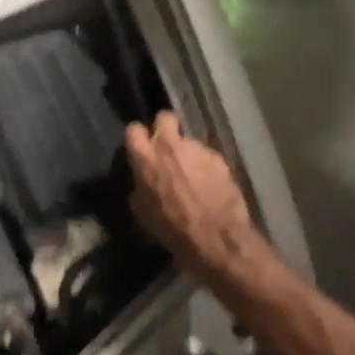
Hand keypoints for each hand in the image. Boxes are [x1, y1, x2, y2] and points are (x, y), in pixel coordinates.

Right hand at [126, 112, 262, 276]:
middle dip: (164, 127)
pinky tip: (210, 185)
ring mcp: (197, 150)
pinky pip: (208, 158)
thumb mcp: (141, 210)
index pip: (134, 128)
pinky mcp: (220, 160)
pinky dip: (206, 167)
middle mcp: (170, 145)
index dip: (137, 137)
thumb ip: (139, 185)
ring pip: (189, 141)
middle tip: (166, 147)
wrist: (215, 237)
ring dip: (188, 154)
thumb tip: (142, 181)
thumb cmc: (171, 226)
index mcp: (145, 156)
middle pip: (165, 117)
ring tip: (193, 175)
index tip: (139, 148)